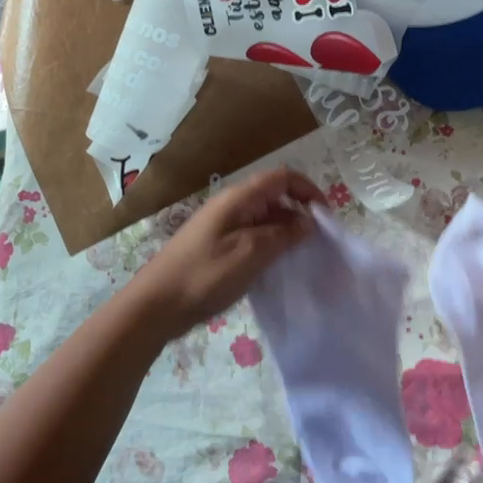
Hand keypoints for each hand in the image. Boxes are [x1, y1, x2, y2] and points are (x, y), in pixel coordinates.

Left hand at [126, 168, 324, 339]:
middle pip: (275, 197)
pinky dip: (270, 247)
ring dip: (286, 233)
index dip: (308, 190)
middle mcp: (231, 206)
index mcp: (238, 199)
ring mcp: (223, 227)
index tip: (326, 218)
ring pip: (265, 219)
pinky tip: (278, 269)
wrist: (156, 305)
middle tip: (318, 244)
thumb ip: (282, 234)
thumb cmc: (204, 274)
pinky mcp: (218, 248)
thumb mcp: (250, 253)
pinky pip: (253, 238)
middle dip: (300, 214)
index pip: (281, 178)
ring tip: (303, 259)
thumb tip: (308, 221)